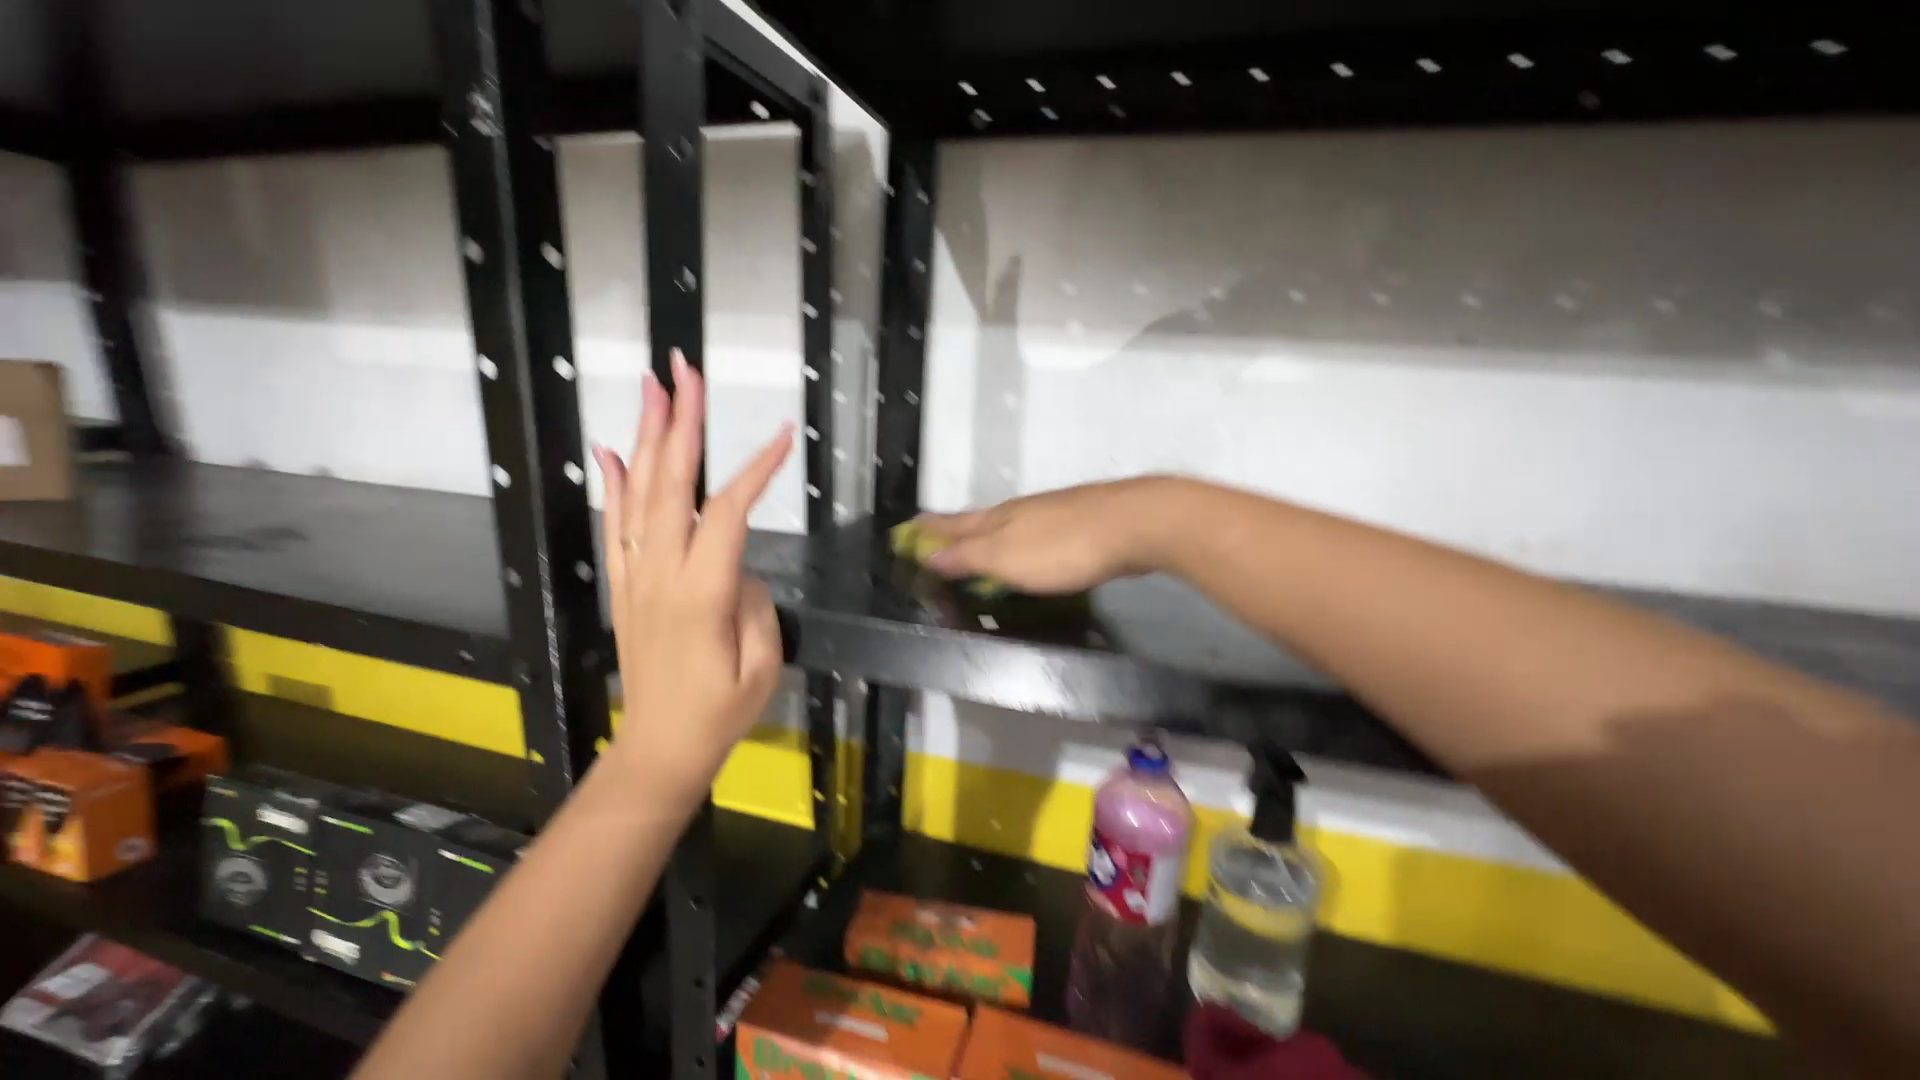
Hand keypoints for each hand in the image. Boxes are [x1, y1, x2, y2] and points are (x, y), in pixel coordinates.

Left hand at [592, 350, 792, 799]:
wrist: (661, 746)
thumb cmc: (722, 712)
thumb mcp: (762, 663)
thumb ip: (753, 601)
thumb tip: (738, 564)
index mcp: (701, 592)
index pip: (728, 513)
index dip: (756, 470)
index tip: (782, 433)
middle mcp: (660, 573)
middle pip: (670, 485)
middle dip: (680, 422)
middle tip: (685, 371)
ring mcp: (635, 577)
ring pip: (637, 496)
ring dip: (645, 438)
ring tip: (653, 389)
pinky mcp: (624, 586)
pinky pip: (614, 527)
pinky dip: (611, 485)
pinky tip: (610, 451)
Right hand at [914, 476, 1183, 594]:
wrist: (1136, 525)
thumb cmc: (1064, 548)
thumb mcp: (1006, 558)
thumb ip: (969, 556)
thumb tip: (928, 553)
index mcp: (1000, 520)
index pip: (956, 524)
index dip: (932, 529)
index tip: (909, 526)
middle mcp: (1023, 510)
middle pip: (982, 519)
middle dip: (958, 526)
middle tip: (938, 531)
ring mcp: (1054, 512)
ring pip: (1012, 521)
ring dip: (991, 531)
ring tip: (979, 539)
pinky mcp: (1082, 521)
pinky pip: (1039, 530)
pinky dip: (1024, 539)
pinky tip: (1032, 546)